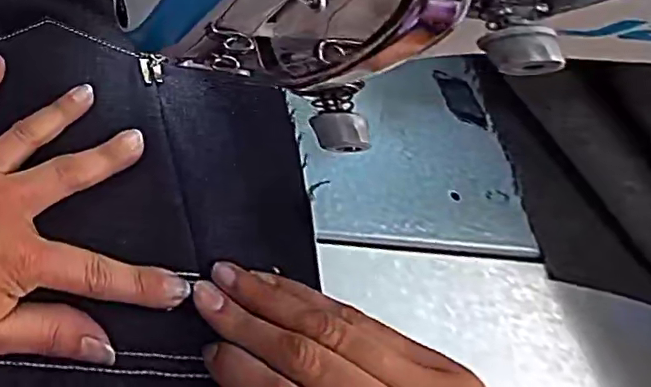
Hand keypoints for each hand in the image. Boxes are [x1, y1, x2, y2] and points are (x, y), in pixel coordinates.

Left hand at [0, 54, 190, 364]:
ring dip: (62, 112)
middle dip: (108, 159)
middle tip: (135, 140)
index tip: (171, 283)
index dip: (138, 282)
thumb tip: (101, 343)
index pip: (93, 272)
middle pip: (70, 176)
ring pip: (31, 134)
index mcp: (21, 252)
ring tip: (87, 93)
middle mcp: (9, 201)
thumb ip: (50, 332)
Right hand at [193, 263, 482, 386]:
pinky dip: (318, 299)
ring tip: (235, 275)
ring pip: (338, 320)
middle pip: (316, 346)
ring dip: (277, 294)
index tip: (212, 350)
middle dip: (252, 317)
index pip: (305, 386)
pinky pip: (366, 317)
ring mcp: (431, 381)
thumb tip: (246, 377)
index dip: (248, 369)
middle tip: (209, 294)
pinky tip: (287, 287)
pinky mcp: (441, 364)